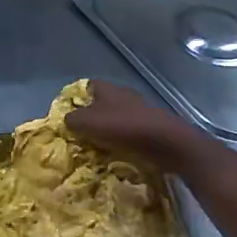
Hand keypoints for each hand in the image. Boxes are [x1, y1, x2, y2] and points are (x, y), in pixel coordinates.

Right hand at [64, 80, 207, 172]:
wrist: (168, 142)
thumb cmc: (122, 127)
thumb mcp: (85, 123)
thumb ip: (71, 119)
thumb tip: (68, 120)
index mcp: (107, 88)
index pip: (87, 85)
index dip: (78, 97)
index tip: (71, 112)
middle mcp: (124, 94)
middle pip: (103, 102)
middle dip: (94, 115)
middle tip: (83, 131)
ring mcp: (141, 109)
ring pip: (118, 116)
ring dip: (110, 129)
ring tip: (100, 145)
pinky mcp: (154, 126)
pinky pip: (133, 130)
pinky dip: (125, 139)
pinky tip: (120, 151)